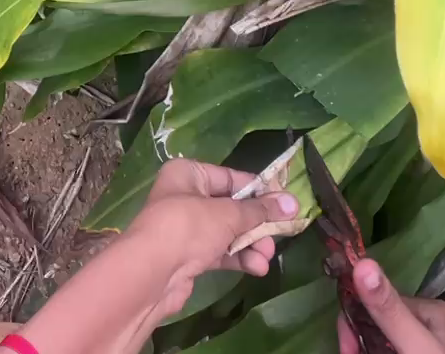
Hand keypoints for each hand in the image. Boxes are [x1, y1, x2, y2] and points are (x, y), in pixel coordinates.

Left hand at [15, 158, 297, 353]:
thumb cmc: (187, 227)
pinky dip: (238, 258)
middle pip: (231, 206)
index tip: (285, 202)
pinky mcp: (190, 254)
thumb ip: (259, 210)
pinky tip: (256, 268)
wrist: (153, 272)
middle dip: (256, 223)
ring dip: (250, 244)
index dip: (258, 189)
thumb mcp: (227, 214)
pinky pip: (220, 251)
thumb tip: (292, 203)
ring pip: (227, 231)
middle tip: (279, 235)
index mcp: (188, 173)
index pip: (230, 177)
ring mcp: (187, 227)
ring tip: (266, 256)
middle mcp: (185, 195)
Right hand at [338, 258, 444, 353]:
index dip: (355, 324)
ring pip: (402, 343)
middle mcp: (441, 322)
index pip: (379, 304)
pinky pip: (418, 351)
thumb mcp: (417, 347)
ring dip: (380, 351)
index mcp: (432, 311)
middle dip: (366, 343)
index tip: (345, 349)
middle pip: (390, 325)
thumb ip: (389, 310)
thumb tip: (361, 261)